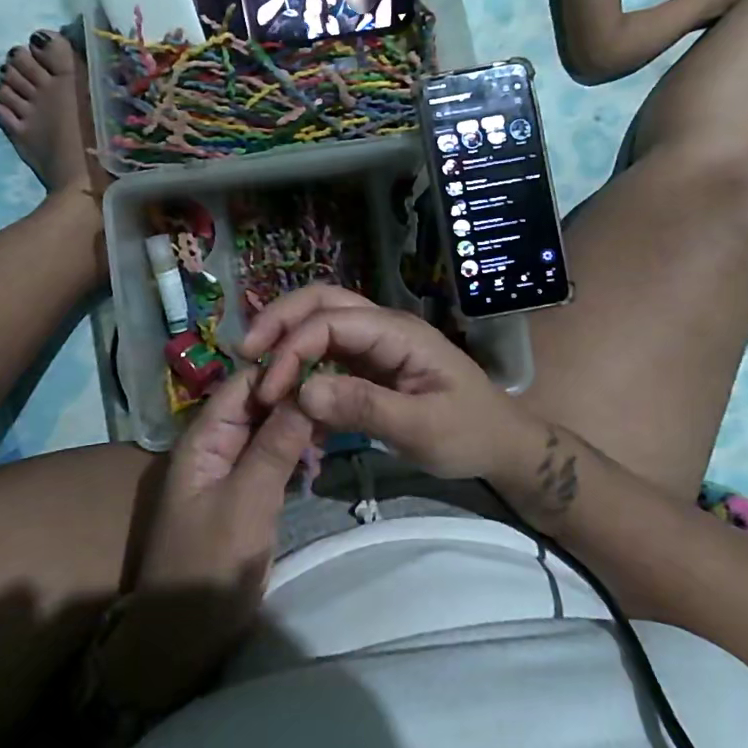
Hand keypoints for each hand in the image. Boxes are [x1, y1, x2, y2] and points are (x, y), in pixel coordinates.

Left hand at [101, 369, 317, 708]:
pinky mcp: (242, 494)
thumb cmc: (210, 564)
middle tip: (340, 401)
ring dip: (297, 427)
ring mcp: (228, 471)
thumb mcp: (247, 502)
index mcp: (203, 438)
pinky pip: (269, 459)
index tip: (326, 368)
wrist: (184, 636)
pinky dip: (293, 454)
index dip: (280, 372)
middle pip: (256, 405)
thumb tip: (306, 392)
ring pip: (267, 431)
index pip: (242, 384)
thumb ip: (275, 446)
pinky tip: (318, 460)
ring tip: (334, 430)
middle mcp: (214, 445)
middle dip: (295, 399)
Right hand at [239, 285, 543, 481]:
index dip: (293, 348)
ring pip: (320, 323)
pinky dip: (302, 365)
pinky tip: (287, 393)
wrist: (500, 444)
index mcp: (398, 333)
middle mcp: (382, 328)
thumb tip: (303, 392)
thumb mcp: (421, 427)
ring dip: (286, 339)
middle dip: (280, 322)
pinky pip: (327, 354)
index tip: (270, 389)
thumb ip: (364, 407)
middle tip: (246, 354)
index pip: (331, 321)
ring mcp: (376, 344)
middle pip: (321, 302)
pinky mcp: (371, 365)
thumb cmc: (469, 433)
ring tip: (258, 368)